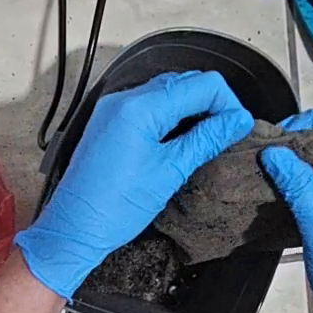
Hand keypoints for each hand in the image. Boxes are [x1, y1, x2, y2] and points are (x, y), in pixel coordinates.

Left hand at [15, 71, 253, 297]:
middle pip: (182, 83)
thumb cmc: (115, 207)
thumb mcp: (169, 172)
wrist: (74, 229)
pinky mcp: (108, 124)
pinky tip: (179, 140)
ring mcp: (112, 110)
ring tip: (205, 139)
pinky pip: (146, 107)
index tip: (238, 127)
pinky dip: (168, 117)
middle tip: (225, 134)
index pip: (201, 84)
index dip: (227, 103)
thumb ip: (205, 140)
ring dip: (190, 109)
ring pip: (165, 93)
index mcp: (140, 108)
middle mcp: (123, 100)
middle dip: (210, 104)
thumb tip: (237, 121)